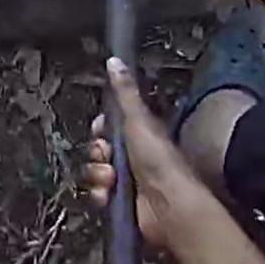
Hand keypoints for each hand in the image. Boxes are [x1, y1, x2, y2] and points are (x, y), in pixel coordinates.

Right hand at [83, 58, 214, 250]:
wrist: (170, 205)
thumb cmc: (157, 157)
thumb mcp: (139, 119)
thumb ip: (125, 92)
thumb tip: (113, 59)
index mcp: (137, 135)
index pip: (107, 127)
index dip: (100, 128)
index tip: (100, 130)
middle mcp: (130, 157)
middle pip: (97, 149)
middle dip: (97, 153)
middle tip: (107, 157)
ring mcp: (125, 181)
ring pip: (94, 171)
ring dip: (98, 174)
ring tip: (111, 180)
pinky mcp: (120, 204)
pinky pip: (97, 193)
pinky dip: (100, 194)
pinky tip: (109, 195)